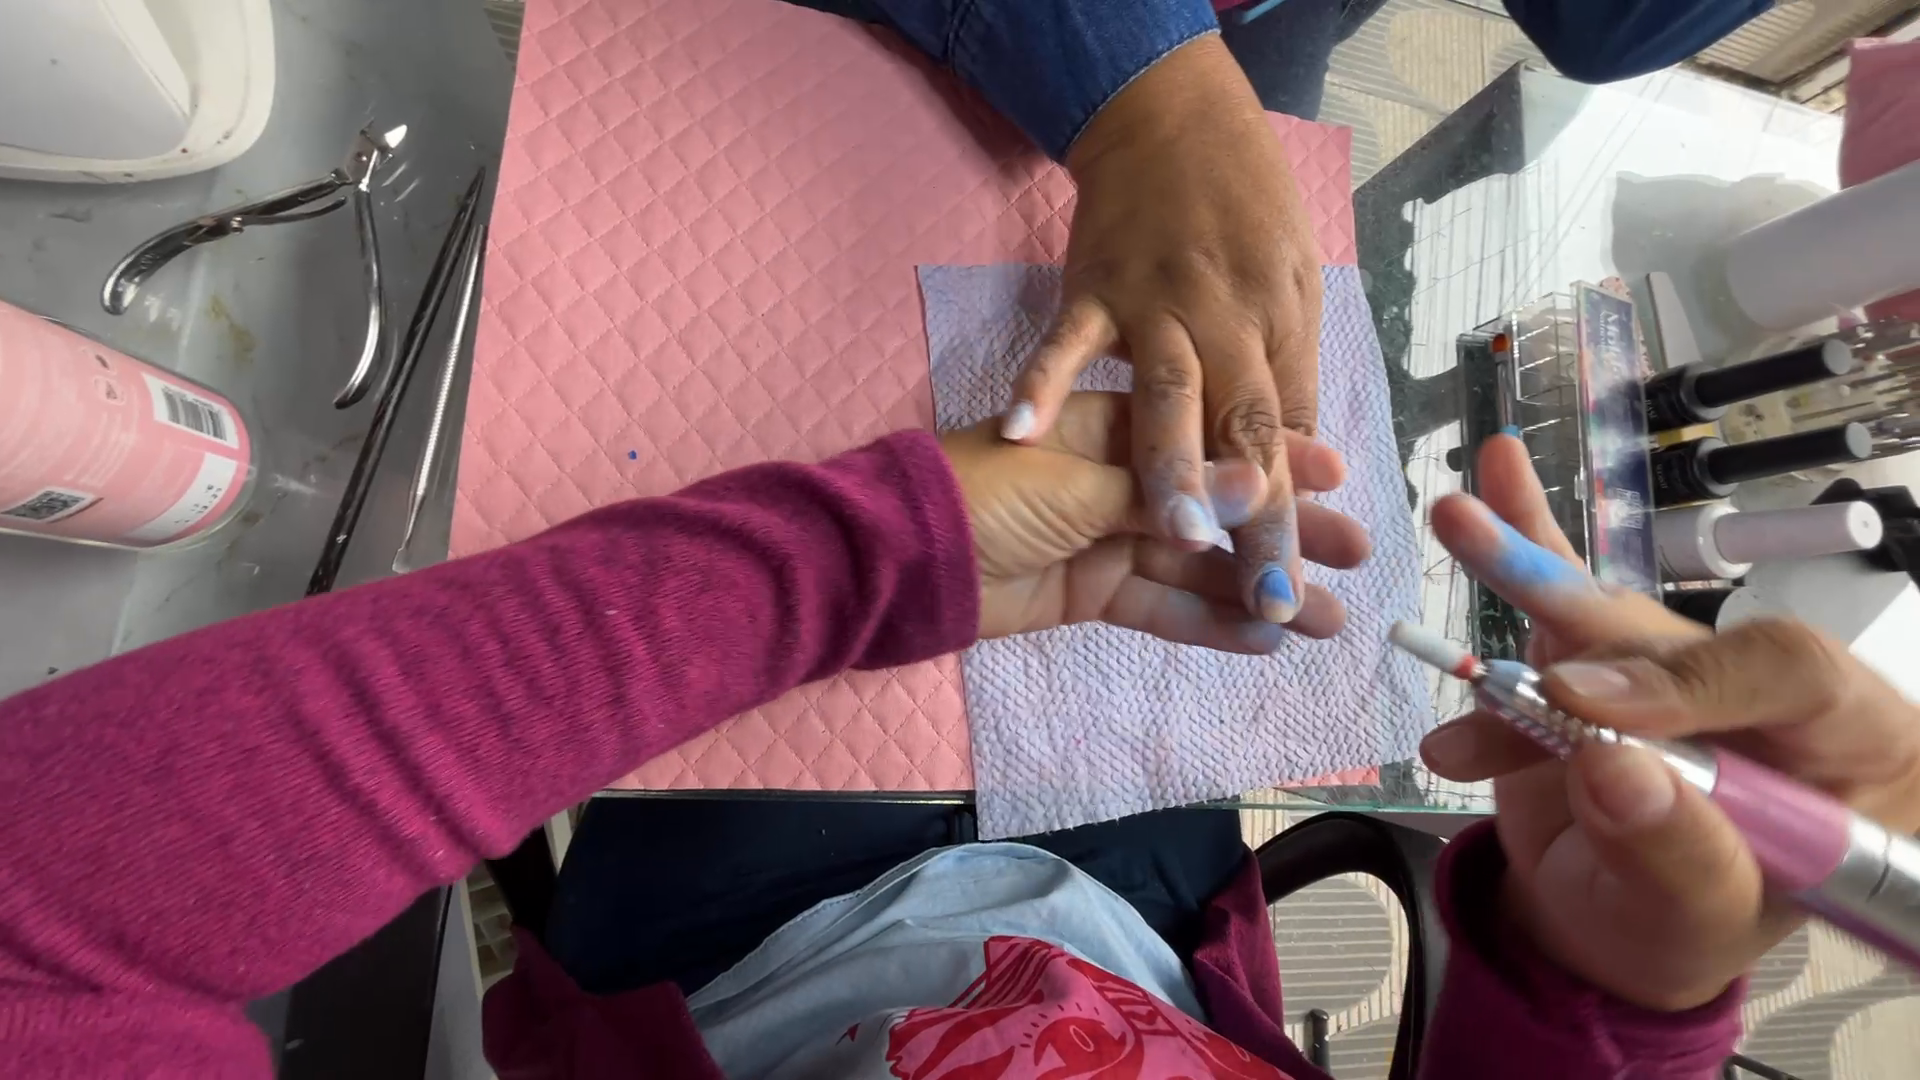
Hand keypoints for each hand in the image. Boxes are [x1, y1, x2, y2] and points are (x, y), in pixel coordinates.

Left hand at [943, 393, 1367, 647]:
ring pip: (1193, 567)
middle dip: (1278, 530)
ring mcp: (1105, 541)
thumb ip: (1161, 493)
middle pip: (1211, 508)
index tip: (1332, 472)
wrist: (906, 559)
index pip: (1203, 442)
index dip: (1265, 458)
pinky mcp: (1091, 593)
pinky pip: (1157, 607)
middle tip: (1353, 552)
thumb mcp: (1074, 483)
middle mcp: (1117, 483)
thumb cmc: (984, 495)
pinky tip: (1261, 639)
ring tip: (1324, 616)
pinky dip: (1202, 624)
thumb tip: (1253, 483)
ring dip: (1253, 591)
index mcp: (1112, 433)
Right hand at [1001, 35, 1324, 625]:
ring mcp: (1152, 307)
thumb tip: (1299, 462)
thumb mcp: (1289, 285)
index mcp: (1273, 332)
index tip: (1294, 588)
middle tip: (1268, 595)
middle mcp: (1223, 327)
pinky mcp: (1088, 290)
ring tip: (1181, 535)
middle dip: (1251, 519)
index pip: (1281, 440)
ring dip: (1171, 467)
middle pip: (1239, 434)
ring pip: (1166, 396)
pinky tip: (1023, 429)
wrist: (1172, 121)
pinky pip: (1061, 341)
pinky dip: (1040, 380)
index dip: (1288, 516)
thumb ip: (1284, 375)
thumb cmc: (1240, 209)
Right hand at [1421, 434, 1919, 1010]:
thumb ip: (1674, 854)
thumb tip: (1610, 770)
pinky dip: (1515, 543)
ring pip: (1589, 611)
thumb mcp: (1689, 920)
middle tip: (1478, 544)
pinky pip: (1551, 598)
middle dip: (1568, 598)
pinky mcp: (1578, 662)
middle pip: (1664, 632)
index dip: (1685, 676)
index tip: (1577, 706)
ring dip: (1512, 564)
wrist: (1601, 914)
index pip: (1786, 676)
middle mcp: (1746, 692)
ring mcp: (1654, 670)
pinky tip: (1495, 471)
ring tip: (1454, 519)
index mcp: (1840, 749)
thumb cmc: (1669, 928)